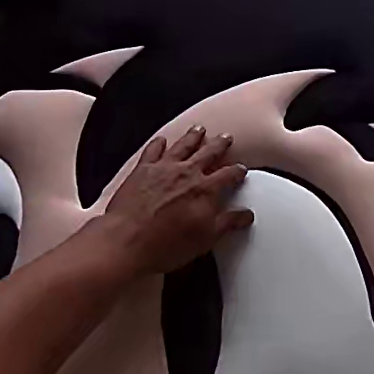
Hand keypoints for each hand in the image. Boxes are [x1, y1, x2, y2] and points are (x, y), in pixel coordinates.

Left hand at [92, 126, 252, 276]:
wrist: (128, 240)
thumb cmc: (166, 244)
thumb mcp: (206, 239)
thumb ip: (227, 223)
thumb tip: (245, 215)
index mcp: (205, 190)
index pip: (228, 175)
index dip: (236, 171)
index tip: (240, 169)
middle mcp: (187, 173)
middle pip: (209, 152)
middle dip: (219, 144)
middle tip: (226, 138)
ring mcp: (164, 168)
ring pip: (183, 145)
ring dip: (193, 136)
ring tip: (199, 129)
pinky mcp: (143, 169)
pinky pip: (154, 149)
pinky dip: (159, 143)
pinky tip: (162, 140)